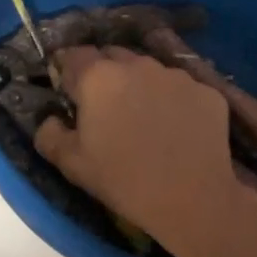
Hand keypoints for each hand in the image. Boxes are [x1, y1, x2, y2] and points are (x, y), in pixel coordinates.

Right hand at [32, 46, 234, 245]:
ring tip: (143, 115)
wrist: (194, 202)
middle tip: (104, 105)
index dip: (67, 72)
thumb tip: (53, 118)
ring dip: (138, 83)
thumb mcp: (70, 162)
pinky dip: (172, 99)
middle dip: (103, 73)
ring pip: (148, 69)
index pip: (73, 55)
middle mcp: (137, 65)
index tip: (69, 93)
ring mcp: (176, 76)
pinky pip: (180, 87)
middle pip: (112, 56)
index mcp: (97, 77)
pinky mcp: (207, 92)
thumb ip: (48, 132)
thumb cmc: (123, 179)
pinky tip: (174, 126)